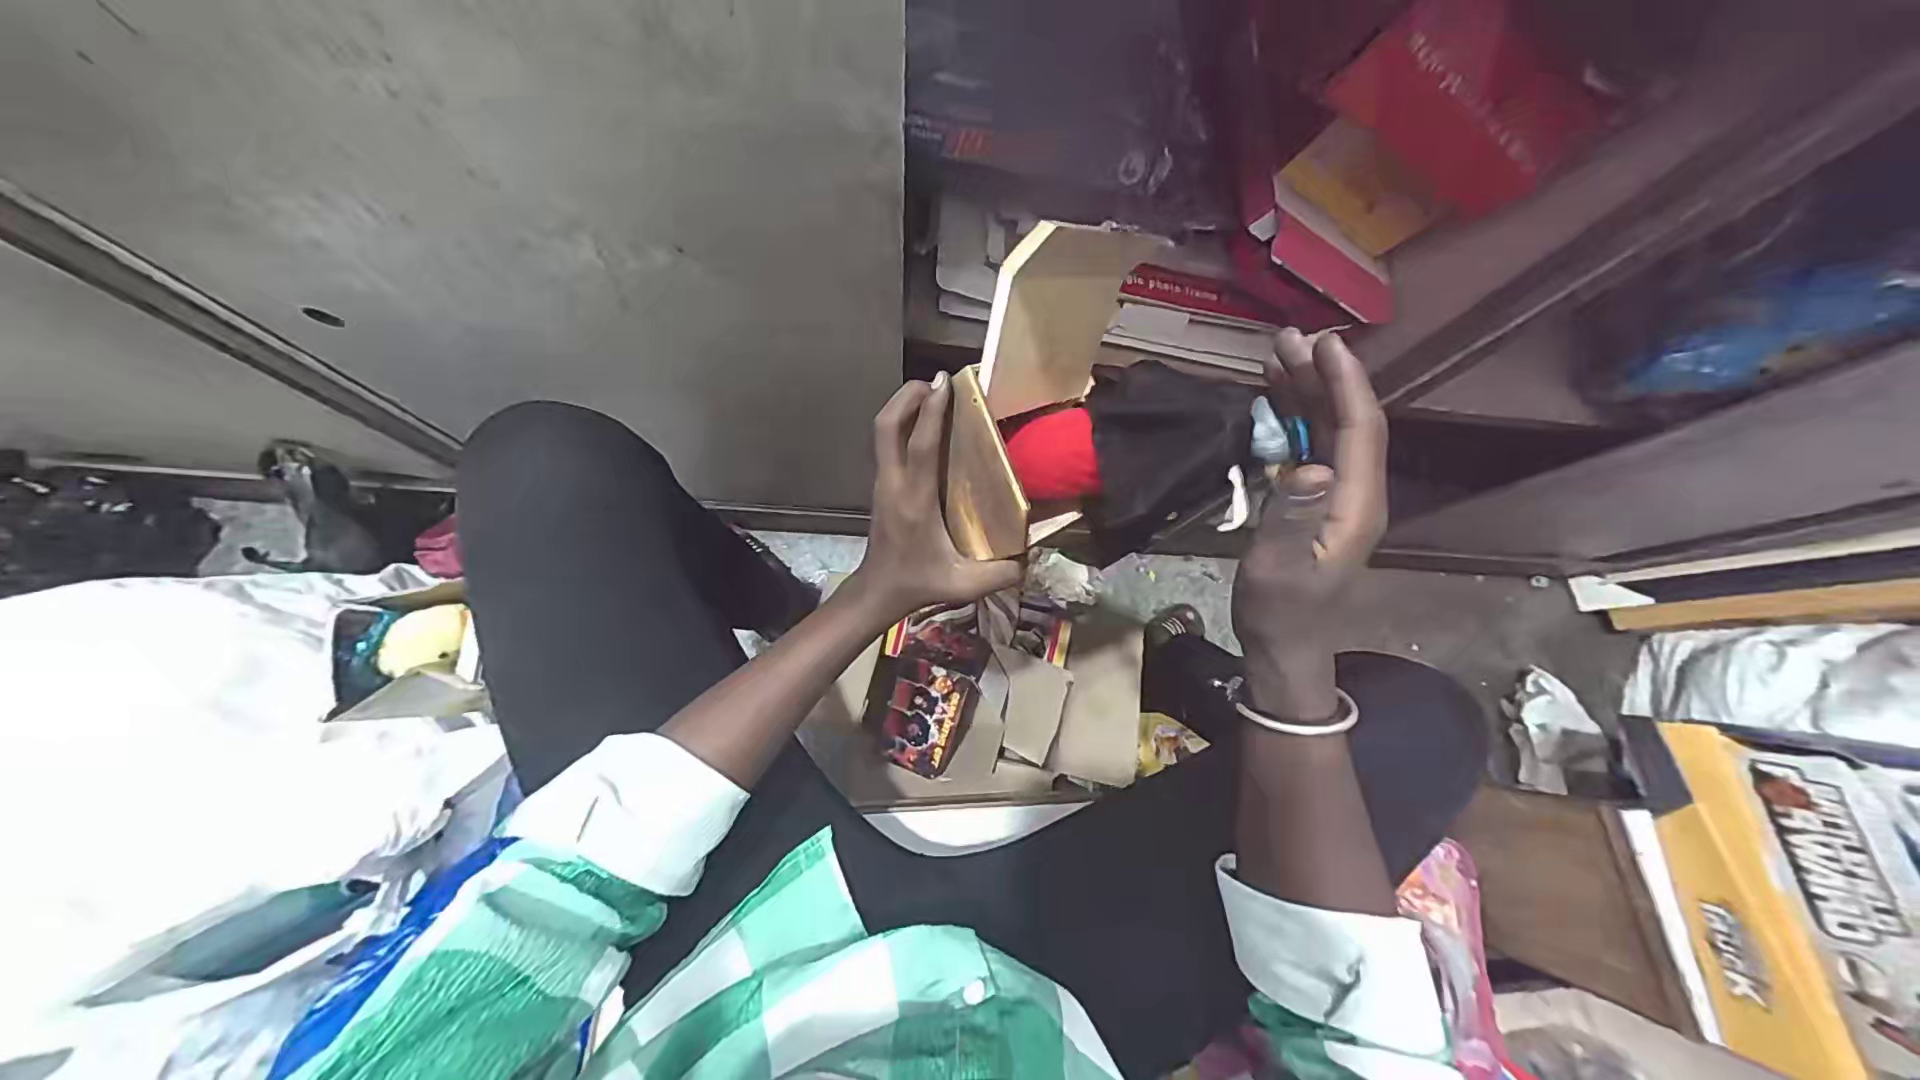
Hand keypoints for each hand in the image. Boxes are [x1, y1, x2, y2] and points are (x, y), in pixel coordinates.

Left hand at [848, 373, 1024, 621]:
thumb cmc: (919, 584)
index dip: (931, 410)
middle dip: (907, 396)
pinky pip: (887, 443)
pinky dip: (903, 424)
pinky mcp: (881, 486)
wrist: (879, 591)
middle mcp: (893, 484)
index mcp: (915, 501)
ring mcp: (883, 483)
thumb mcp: (964, 584)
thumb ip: (1002, 573)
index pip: (920, 445)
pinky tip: (925, 426)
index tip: (944, 382)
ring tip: (930, 394)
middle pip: (886, 425)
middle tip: (934, 382)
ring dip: (902, 406)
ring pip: (882, 431)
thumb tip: (1034, 556)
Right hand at [1230, 329, 1387, 721]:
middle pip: (1346, 422)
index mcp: (1356, 503)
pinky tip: (1272, 403)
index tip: (1325, 344)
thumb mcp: (1279, 567)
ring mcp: (1334, 497)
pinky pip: (1309, 448)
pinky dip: (1292, 420)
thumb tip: (1311, 464)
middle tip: (1289, 339)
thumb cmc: (1280, 609)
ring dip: (1306, 393)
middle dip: (1322, 377)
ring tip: (1278, 357)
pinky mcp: (1313, 503)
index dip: (1345, 384)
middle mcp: (1354, 492)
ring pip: (1327, 431)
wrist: (1283, 643)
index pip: (1361, 429)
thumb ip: (1294, 516)